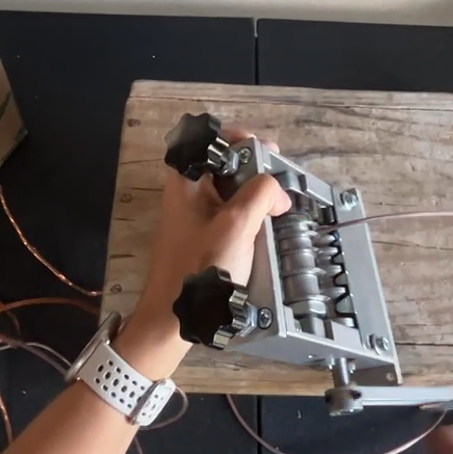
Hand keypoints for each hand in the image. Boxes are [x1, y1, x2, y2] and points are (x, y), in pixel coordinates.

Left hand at [115, 132, 290, 378]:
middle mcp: (186, 192)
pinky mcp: (202, 235)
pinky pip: (228, 210)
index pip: (204, 138)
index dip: (234, 135)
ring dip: (253, 188)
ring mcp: (193, 214)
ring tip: (278, 198)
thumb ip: (261, 194)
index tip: (263, 147)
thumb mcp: (237, 224)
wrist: (173, 318)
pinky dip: (248, 210)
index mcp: (186, 180)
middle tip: (278, 172)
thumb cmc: (200, 268)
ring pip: (227, 187)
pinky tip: (265, 223)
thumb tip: (279, 192)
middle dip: (252, 162)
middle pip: (219, 160)